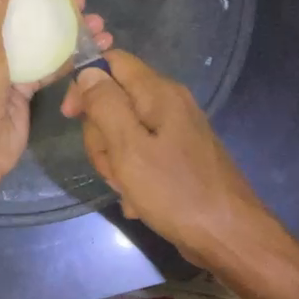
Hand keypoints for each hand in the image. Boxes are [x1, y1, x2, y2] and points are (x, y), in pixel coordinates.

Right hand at [61, 50, 283, 265]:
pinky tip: (138, 199)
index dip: (85, 83)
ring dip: (114, 160)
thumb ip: (105, 105)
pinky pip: (140, 156)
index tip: (71, 117)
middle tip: (111, 164)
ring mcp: (175, 132)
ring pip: (123, 133)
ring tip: (126, 186)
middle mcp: (169, 104)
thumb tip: (88, 72)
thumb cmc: (175, 191)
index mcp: (158, 94)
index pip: (112, 62)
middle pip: (115, 101)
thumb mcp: (128, 148)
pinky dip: (132, 176)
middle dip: (100, 134)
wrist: (227, 236)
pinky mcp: (178, 157)